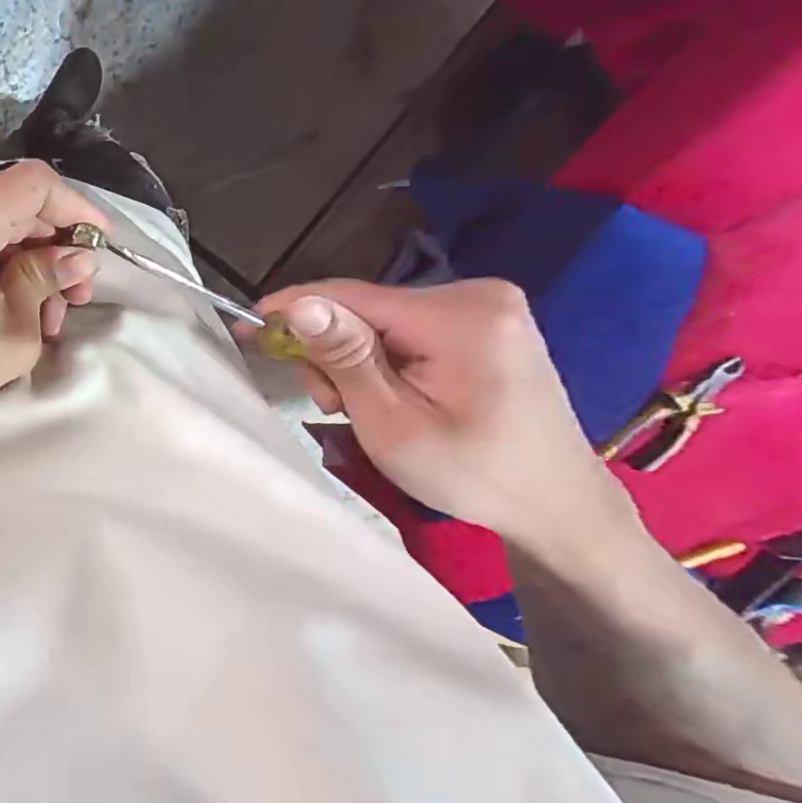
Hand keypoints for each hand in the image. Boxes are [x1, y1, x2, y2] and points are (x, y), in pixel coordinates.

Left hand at [0, 161, 106, 434]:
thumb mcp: (11, 332)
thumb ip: (47, 282)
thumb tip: (78, 256)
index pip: (36, 183)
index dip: (77, 208)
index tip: (98, 244)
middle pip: (15, 200)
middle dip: (52, 243)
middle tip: (72, 293)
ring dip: (26, 256)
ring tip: (45, 309)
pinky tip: (13, 297)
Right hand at [255, 279, 636, 546]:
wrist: (556, 506)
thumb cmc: (471, 472)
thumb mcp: (391, 421)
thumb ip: (344, 358)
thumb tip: (299, 306)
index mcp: (461, 315)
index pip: (348, 296)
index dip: (290, 311)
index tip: (245, 332)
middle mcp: (477, 296)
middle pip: (360, 308)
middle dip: (329, 352)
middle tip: (331, 405)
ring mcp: (483, 309)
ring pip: (375, 321)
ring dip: (351, 361)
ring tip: (361, 408)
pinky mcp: (481, 325)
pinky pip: (400, 330)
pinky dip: (377, 360)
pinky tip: (385, 394)